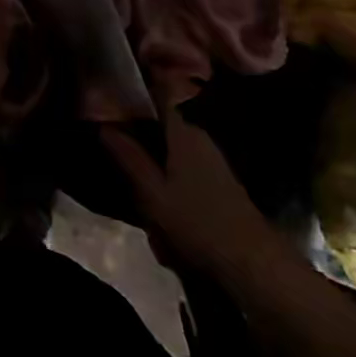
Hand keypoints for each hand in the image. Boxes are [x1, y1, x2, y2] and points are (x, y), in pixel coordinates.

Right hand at [104, 109, 281, 283]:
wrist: (250, 260)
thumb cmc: (196, 222)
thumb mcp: (152, 193)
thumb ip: (128, 157)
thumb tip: (104, 125)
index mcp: (183, 132)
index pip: (157, 96)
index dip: (134, 96)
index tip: (111, 102)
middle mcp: (199, 136)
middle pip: (161, 124)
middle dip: (139, 138)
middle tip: (115, 154)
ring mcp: (212, 157)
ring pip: (171, 149)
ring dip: (153, 165)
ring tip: (137, 189)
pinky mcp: (218, 179)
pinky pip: (183, 166)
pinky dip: (168, 179)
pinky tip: (161, 204)